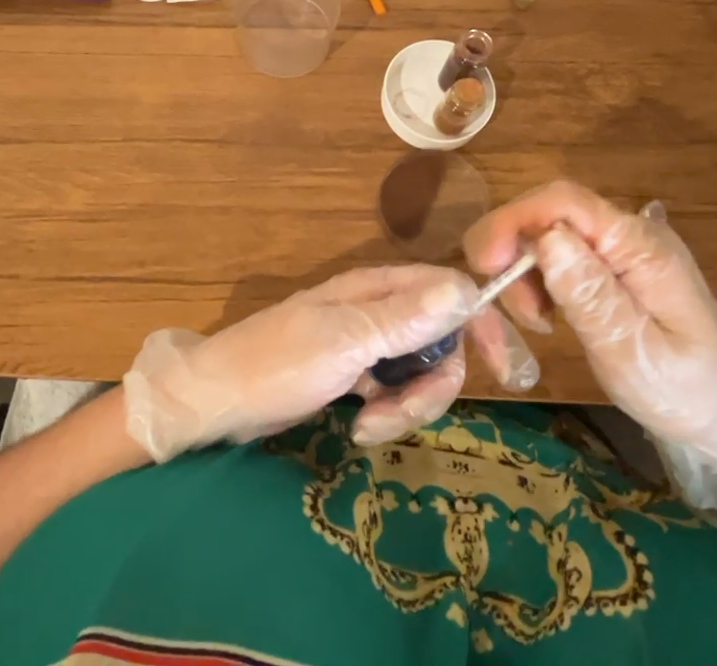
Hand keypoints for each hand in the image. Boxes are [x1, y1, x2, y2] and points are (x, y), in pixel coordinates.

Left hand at [123, 265, 538, 461]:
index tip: (502, 370)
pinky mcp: (351, 373)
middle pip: (440, 341)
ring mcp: (364, 342)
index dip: (481, 324)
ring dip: (404, 408)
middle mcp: (376, 309)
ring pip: (418, 372)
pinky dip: (385, 413)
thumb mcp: (343, 343)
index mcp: (375, 288)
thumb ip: (403, 319)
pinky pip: (392, 390)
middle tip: (400, 415)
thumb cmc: (274, 366)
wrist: (214, 401)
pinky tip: (358, 428)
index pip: (451, 290)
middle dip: (431, 387)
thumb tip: (465, 291)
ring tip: (366, 428)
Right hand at [464, 181, 716, 545]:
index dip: (513, 220)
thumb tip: (546, 237)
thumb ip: (591, 296)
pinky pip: (561, 254)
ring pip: (549, 232)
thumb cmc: (682, 393)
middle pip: (551, 211)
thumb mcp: (631, 353)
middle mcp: (633, 234)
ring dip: (524, 270)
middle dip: (513, 249)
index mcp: (642, 248)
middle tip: (509, 307)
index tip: (484, 265)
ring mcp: (625, 249)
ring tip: (537, 322)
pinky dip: (539, 280)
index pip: (564, 201)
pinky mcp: (616, 267)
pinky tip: (549, 316)